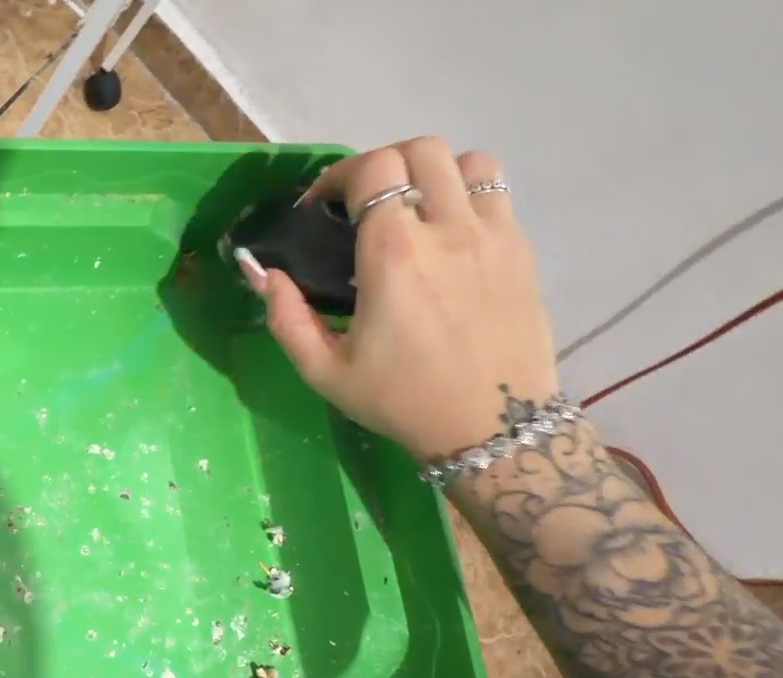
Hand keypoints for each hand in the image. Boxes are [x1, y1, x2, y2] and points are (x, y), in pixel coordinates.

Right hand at [239, 137, 558, 461]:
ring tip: (408, 210)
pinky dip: (464, 193)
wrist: (489, 422)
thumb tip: (261, 272)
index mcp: (394, 255)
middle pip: (420, 150)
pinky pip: (496, 191)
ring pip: (466, 161)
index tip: (319, 209)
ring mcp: (494, 234)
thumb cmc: (398, 399)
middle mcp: (448, 229)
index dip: (337, 177)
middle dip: (380, 166)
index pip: (372, 171)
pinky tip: (443, 233)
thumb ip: (286, 317)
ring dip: (429, 172)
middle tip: (358, 204)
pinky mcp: (520, 248)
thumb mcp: (323, 371)